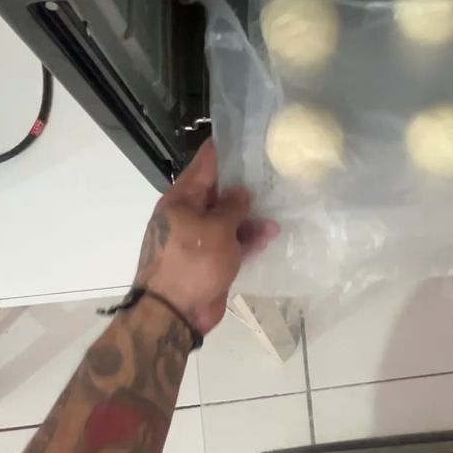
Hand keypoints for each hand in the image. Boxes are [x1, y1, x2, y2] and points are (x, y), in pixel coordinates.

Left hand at [132, 141, 276, 334]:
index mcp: (181, 200)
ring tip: (278, 214)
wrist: (174, 312)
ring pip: (228, 220)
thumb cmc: (191, 263)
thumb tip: (241, 192)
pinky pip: (232, 244)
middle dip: (245, 186)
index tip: (249, 139)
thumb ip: (232, 207)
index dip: (227, 150)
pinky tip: (270, 236)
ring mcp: (199, 240)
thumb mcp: (216, 229)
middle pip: (219, 193)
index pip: (205, 164)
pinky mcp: (210, 261)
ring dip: (251, 218)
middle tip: (274, 174)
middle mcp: (188, 215)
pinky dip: (248, 240)